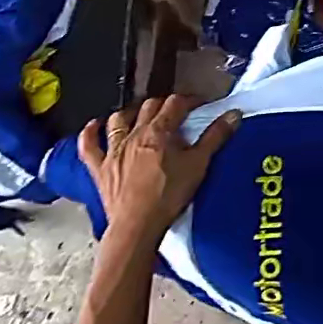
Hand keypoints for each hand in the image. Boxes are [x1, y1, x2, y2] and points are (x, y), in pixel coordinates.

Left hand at [80, 96, 239, 246]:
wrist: (138, 224)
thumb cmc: (170, 194)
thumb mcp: (200, 163)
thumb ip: (216, 136)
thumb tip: (233, 114)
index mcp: (159, 132)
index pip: (175, 104)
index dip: (190, 100)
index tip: (201, 103)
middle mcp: (134, 135)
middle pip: (148, 107)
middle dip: (164, 104)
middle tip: (177, 110)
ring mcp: (113, 151)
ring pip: (118, 121)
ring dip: (130, 113)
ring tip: (141, 114)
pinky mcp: (99, 168)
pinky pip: (89, 145)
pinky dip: (90, 132)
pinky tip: (94, 125)